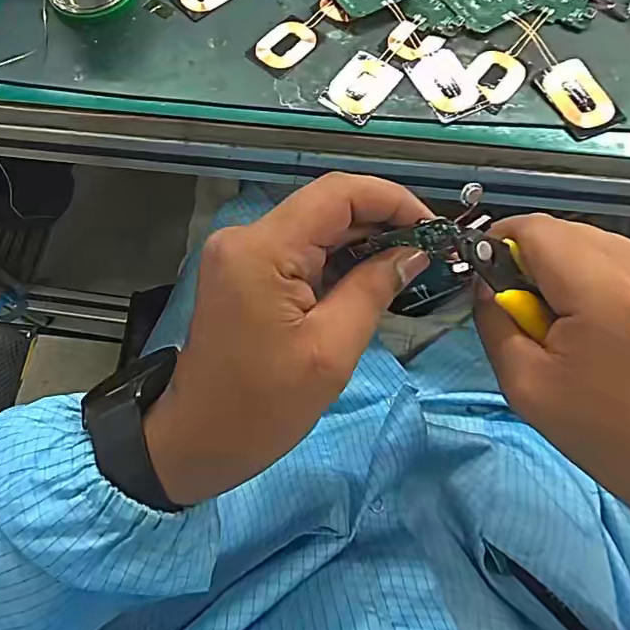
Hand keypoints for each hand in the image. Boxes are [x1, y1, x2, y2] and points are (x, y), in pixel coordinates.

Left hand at [144, 174, 433, 505]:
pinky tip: (369, 275)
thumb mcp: (331, 350)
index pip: (337, 193)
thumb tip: (414, 252)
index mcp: (262, 249)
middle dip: (381, 222)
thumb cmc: (262, 406)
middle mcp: (245, 236)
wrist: (197, 437)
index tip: (432, 227)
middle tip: (429, 250)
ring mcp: (239, 250)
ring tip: (408, 264)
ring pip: (314, 226)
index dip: (391, 199)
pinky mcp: (241, 268)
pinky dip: (335, 258)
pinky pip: (297, 248)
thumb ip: (373, 288)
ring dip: (361, 240)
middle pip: (325, 205)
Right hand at [474, 214, 629, 569]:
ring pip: (594, 240)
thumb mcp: (527, 388)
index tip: (493, 279)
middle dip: (535, 261)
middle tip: (533, 314)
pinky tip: (610, 323)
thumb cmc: (616, 442)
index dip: (501, 243)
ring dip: (569, 268)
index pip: (534, 228)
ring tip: (576, 324)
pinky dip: (602, 277)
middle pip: (564, 231)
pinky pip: (626, 256)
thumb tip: (487, 281)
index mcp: (610, 293)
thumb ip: (494, 319)